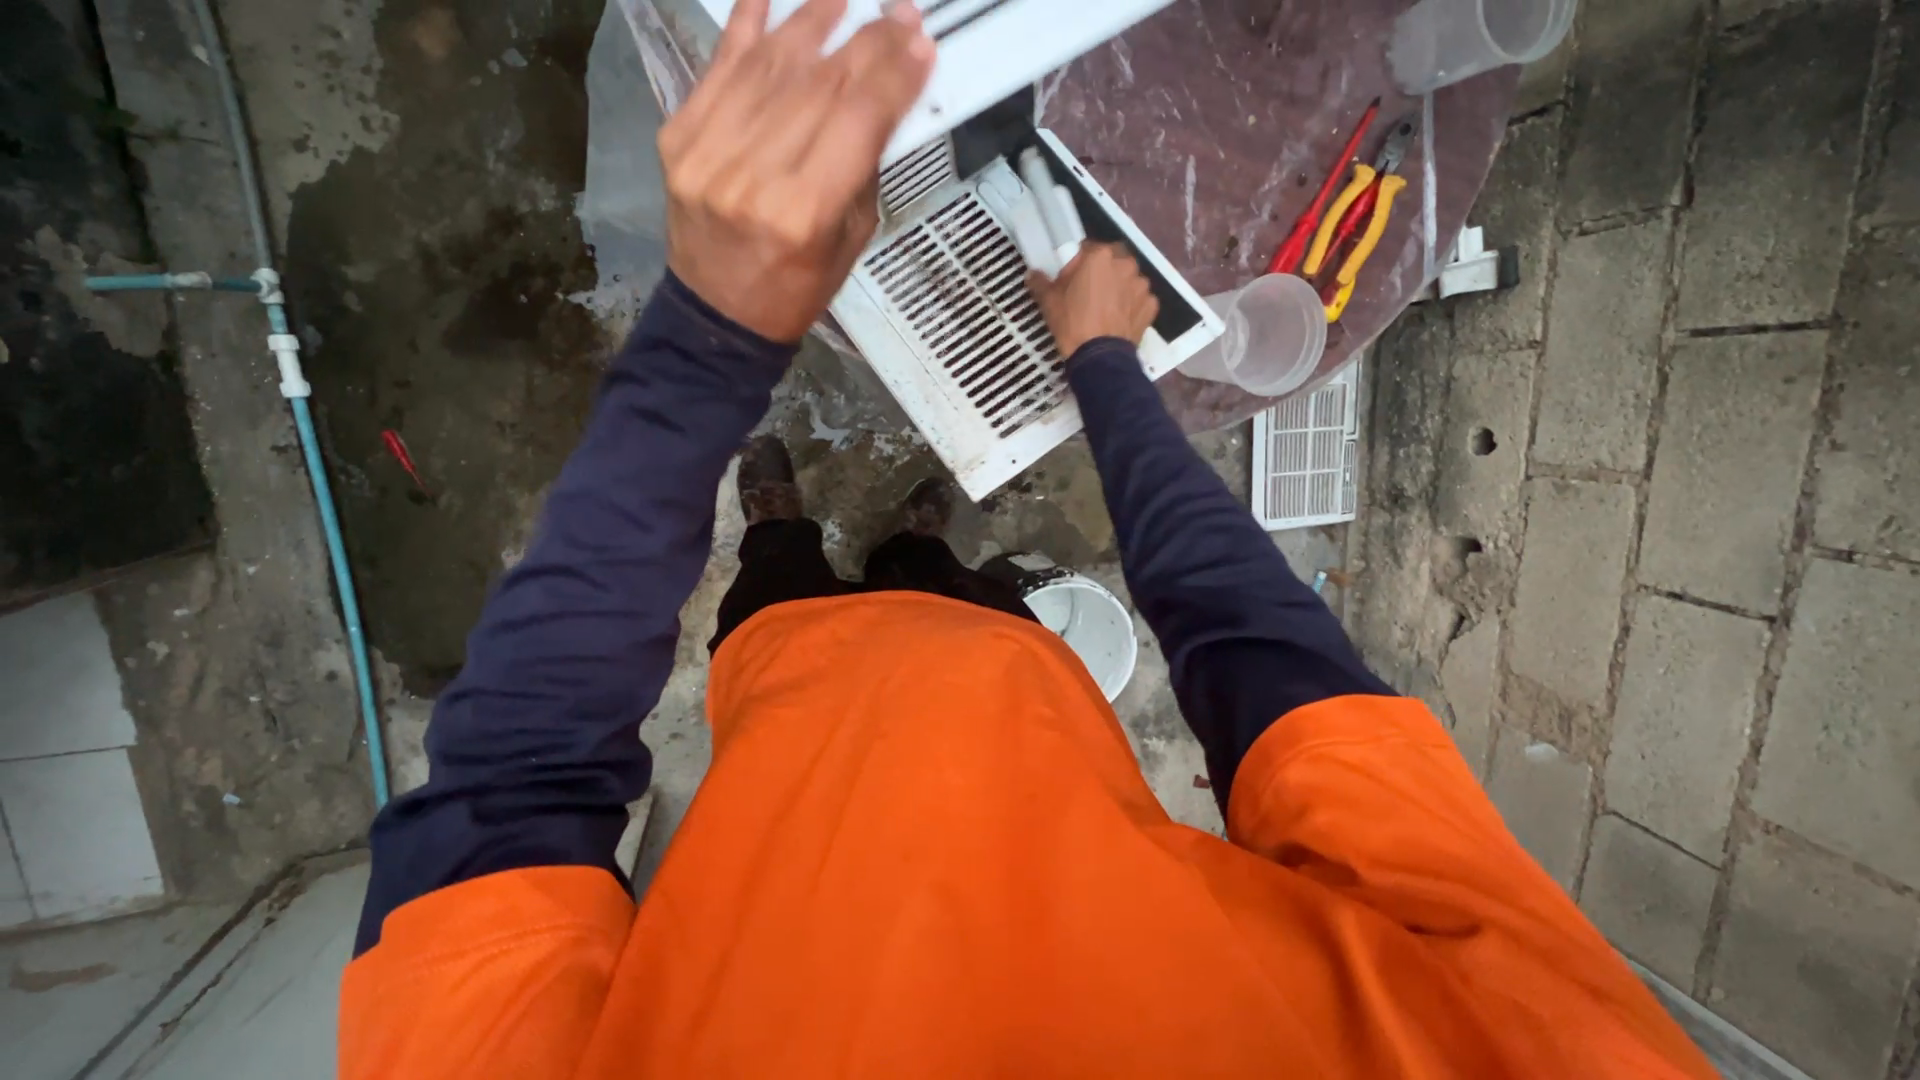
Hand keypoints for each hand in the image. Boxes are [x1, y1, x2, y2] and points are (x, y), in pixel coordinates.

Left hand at [659, 0, 934, 342]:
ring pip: (770, 66)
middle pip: (818, 85)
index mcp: (803, 214)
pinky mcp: (679, 139)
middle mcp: (753, 176)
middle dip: (865, 42)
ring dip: (812, 20)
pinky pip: (718, 68)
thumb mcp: (850, 239)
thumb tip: (884, 95)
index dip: (893, 76)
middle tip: (896, 14)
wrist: (720, 314)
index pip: (857, 121)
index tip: (920, 44)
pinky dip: (747, 25)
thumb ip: (863, 167)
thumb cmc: (797, 288)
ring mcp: (708, 153)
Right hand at [1028, 244, 1159, 358]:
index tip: (1072, 280)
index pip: (1087, 250)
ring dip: (1120, 288)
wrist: (1099, 357)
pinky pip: (1139, 301)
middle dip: (1103, 273)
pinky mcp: (1151, 305)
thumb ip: (1040, 282)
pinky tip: (1120, 320)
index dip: (1078, 264)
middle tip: (1091, 293)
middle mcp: (1125, 264)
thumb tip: (1032, 274)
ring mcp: (1141, 285)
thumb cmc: (1072, 323)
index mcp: (1100, 256)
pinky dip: (1131, 307)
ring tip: (1107, 309)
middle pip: (1112, 262)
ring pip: (1128, 280)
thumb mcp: (1049, 302)